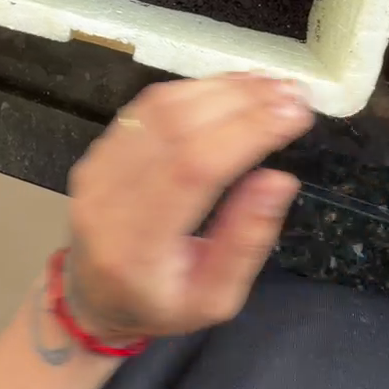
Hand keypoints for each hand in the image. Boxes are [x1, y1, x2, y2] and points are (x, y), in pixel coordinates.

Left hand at [62, 75, 313, 344]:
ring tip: (272, 85)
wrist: (93, 295)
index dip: (247, 132)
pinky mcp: (99, 147)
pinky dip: (197, 89)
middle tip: (293, 93)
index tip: (295, 115)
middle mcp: (109, 196)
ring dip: (223, 88)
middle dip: (243, 102)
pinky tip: (234, 87)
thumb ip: (245, 241)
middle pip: (178, 126)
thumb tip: (280, 179)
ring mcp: (98, 166)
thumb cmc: (160, 303)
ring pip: (162, 106)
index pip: (194, 169)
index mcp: (137, 246)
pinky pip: (149, 105)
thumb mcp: (215, 300)